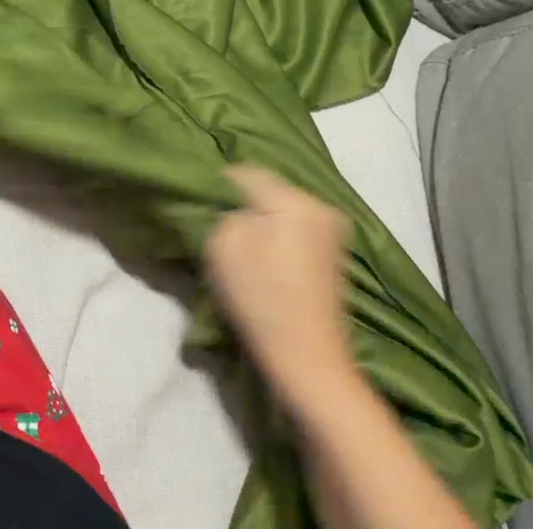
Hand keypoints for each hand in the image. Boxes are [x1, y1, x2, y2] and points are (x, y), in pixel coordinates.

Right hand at [205, 165, 354, 398]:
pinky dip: (275, 237)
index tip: (199, 208)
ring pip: (280, 211)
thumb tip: (228, 204)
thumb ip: (222, 211)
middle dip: (240, 204)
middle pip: (266, 190)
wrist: (307, 358)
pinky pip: (294, 229)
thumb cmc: (261, 297)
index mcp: (296, 200)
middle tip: (217, 227)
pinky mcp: (334, 255)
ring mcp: (333, 232)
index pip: (244, 173)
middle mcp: (321, 207)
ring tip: (239, 246)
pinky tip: (262, 261)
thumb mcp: (223, 244)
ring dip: (258, 222)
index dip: (215, 186)